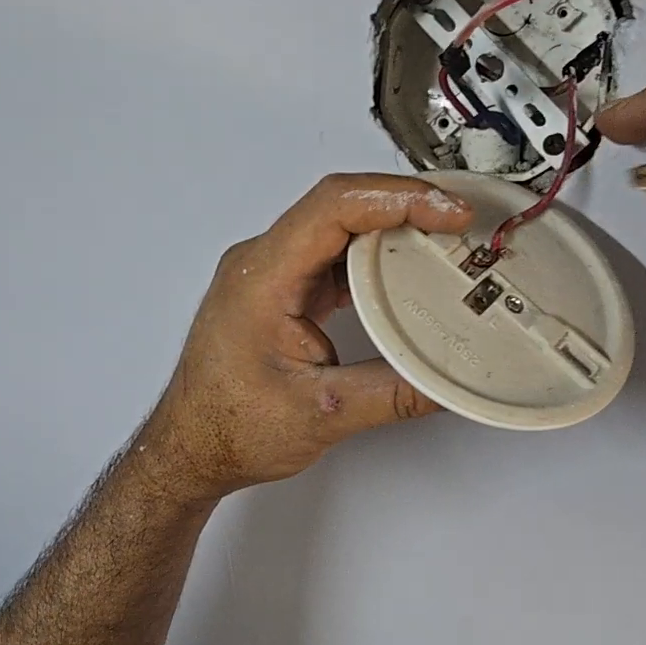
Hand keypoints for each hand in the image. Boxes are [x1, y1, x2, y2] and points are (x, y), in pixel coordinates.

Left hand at [136, 174, 473, 503]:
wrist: (190, 446)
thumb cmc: (224, 425)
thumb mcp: (320, 414)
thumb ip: (391, 394)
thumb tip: (443, 377)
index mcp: (260, 279)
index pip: (333, 209)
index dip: (396, 199)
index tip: (443, 209)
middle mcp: (261, 265)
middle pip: (338, 205)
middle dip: (402, 201)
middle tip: (455, 216)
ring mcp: (270, 274)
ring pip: (337, 226)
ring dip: (389, 225)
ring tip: (439, 234)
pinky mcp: (282, 290)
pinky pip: (332, 253)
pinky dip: (373, 253)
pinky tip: (403, 265)